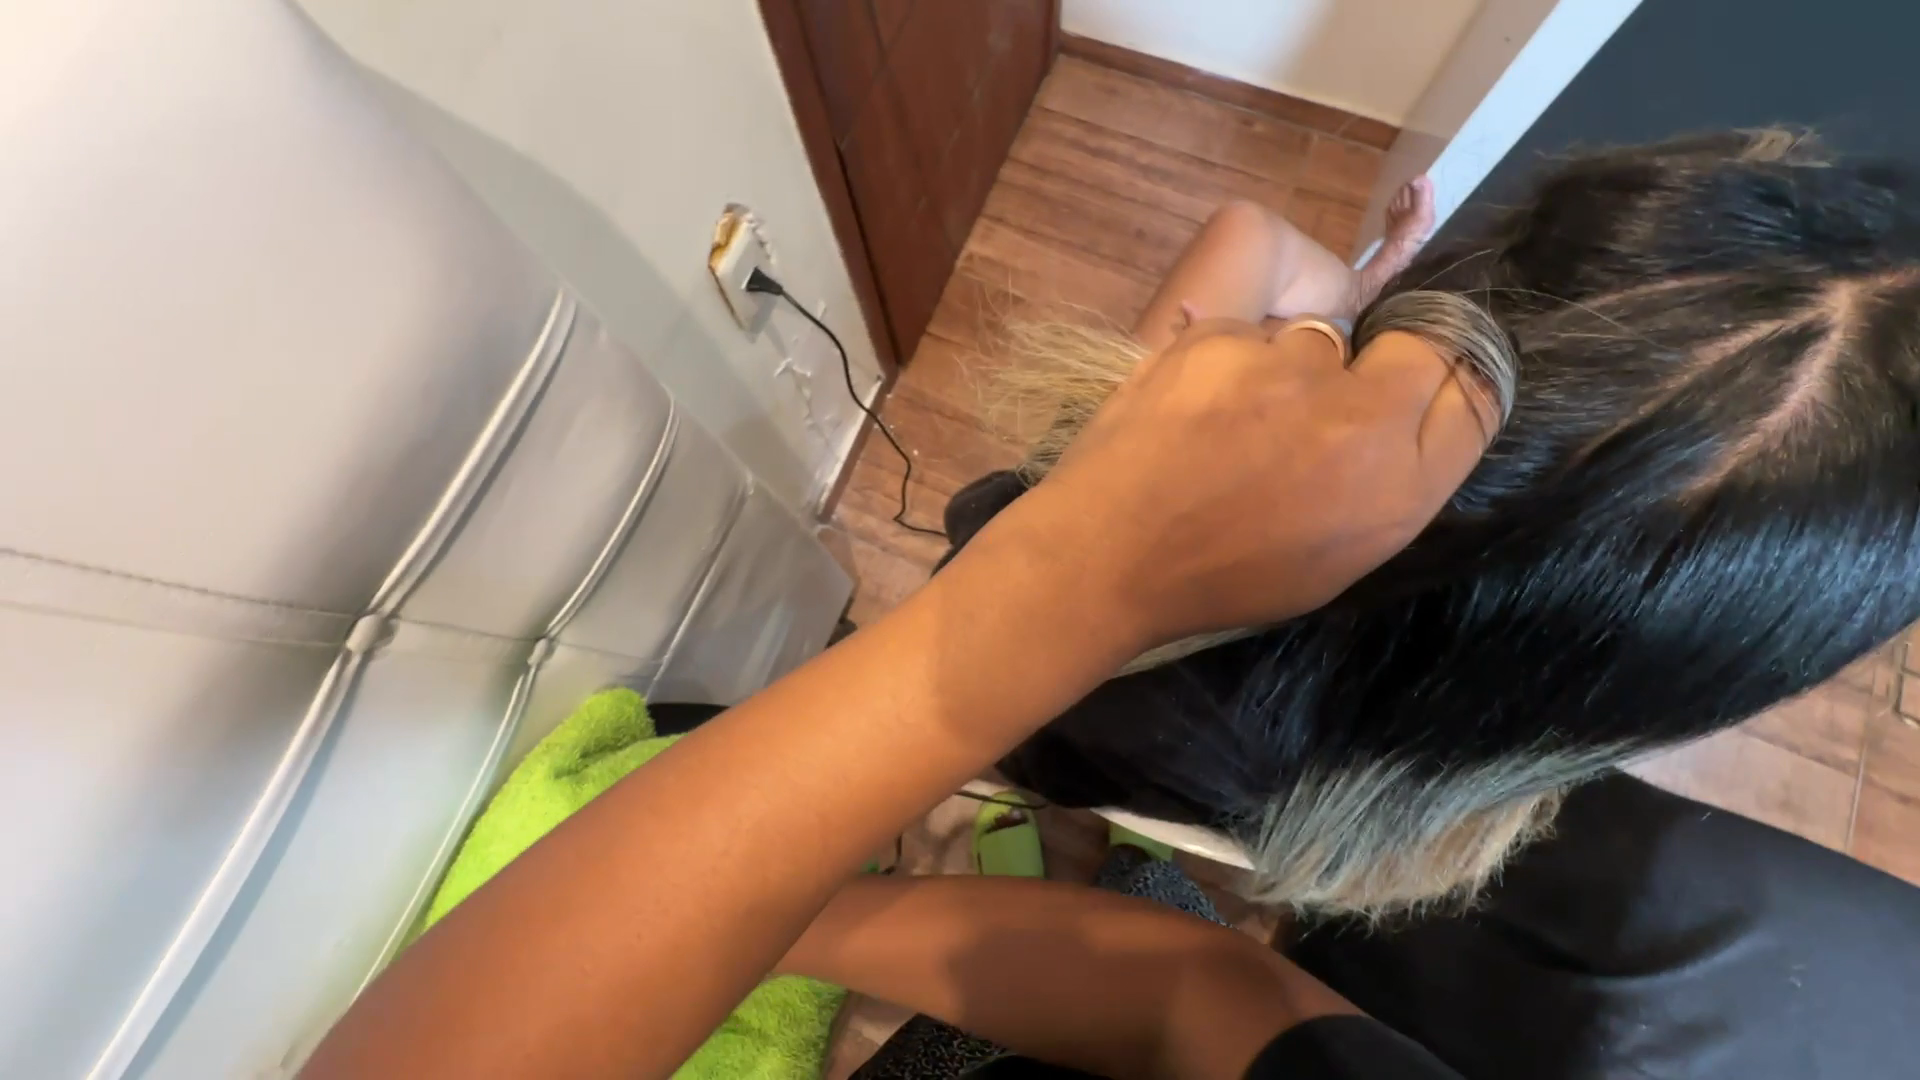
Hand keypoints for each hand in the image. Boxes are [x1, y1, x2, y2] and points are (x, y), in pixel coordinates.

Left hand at [991, 317, 1490, 649]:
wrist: (1103, 553)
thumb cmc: (1215, 576)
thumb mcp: (1330, 558)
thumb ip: (1387, 480)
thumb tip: (1405, 410)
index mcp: (1396, 486)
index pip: (1474, 387)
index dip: (1442, 381)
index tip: (1408, 386)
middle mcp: (1354, 415)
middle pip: (1411, 345)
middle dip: (1372, 370)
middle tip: (1306, 413)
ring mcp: (1279, 366)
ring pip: (1316, 336)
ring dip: (1287, 369)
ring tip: (1227, 424)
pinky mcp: (1212, 337)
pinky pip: (1243, 334)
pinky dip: (1224, 363)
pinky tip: (1187, 410)